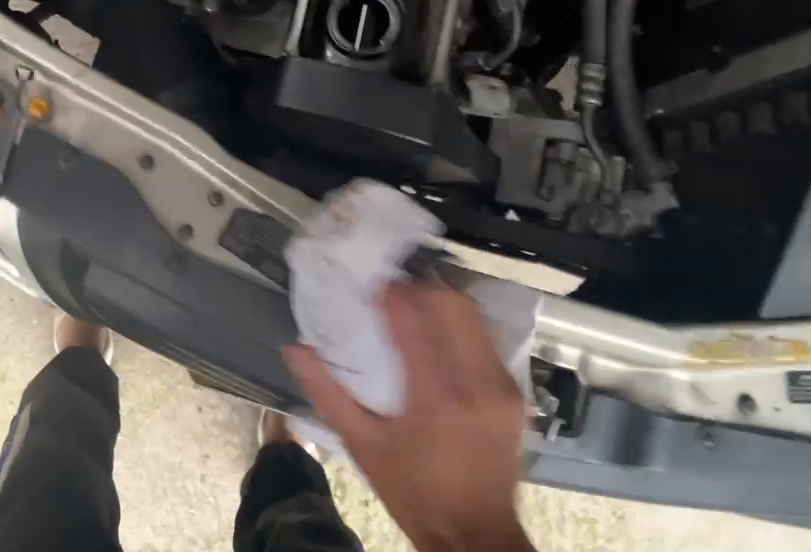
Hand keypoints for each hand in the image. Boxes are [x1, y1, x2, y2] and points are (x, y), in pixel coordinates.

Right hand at [284, 279, 532, 551]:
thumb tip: (295, 350)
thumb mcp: (362, 444)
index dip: (394, 294)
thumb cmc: (413, 490)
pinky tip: (443, 331)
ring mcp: (501, 389)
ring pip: (476, 317)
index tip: (376, 284)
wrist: (474, 535)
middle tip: (396, 289)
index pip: (414, 322)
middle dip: (422, 289)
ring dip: (444, 301)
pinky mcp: (515, 395)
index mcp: (435, 399)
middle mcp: (475, 387)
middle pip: (452, 307)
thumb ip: (326, 392)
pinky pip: (489, 340)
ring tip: (418, 302)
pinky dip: (463, 325)